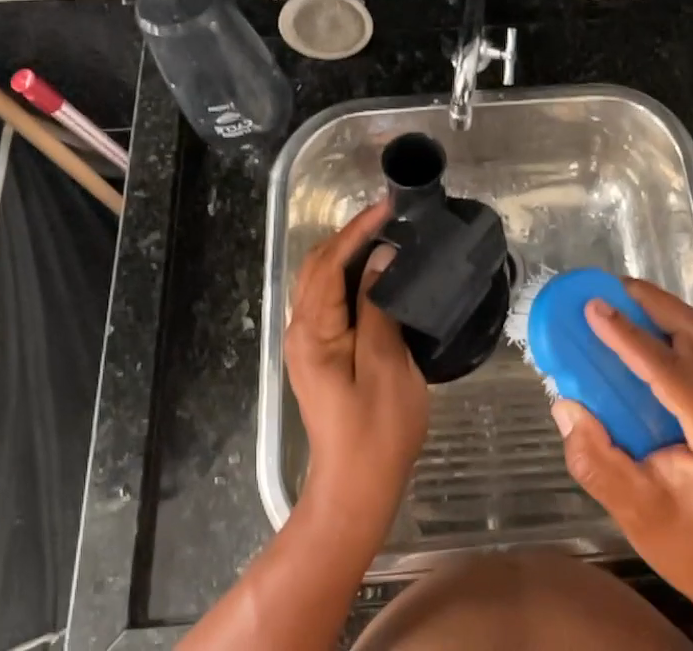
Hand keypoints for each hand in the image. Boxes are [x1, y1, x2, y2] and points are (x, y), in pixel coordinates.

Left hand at [285, 198, 429, 531]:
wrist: (357, 486)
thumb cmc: (377, 430)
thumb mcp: (385, 364)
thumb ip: (378, 307)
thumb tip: (382, 258)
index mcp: (313, 330)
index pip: (331, 262)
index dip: (358, 230)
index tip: (389, 206)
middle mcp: (301, 330)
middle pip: (318, 266)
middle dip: (351, 235)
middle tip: (391, 216)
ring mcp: (308, 344)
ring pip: (322, 281)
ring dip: (349, 253)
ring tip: (387, 236)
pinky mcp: (320, 355)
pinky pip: (330, 300)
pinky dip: (349, 277)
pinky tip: (376, 275)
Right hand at [551, 278, 692, 613]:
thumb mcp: (637, 512)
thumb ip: (597, 461)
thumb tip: (566, 407)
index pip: (669, 369)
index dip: (628, 336)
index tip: (593, 307)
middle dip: (657, 304)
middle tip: (611, 287)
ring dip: (669, 311)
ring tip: (627, 298)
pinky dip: (680, 329)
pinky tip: (650, 330)